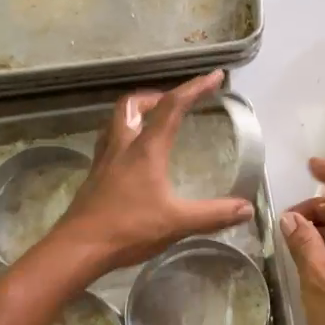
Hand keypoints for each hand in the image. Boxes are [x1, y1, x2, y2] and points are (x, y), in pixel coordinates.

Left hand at [52, 71, 253, 272]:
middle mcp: (122, 147)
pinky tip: (133, 158)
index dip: (195, 88)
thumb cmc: (128, 229)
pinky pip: (109, 143)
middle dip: (156, 97)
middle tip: (174, 103)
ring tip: (154, 123)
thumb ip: (213, 214)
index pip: (172, 107)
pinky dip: (124, 138)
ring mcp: (104, 161)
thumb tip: (247, 208)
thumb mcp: (177, 223)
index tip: (214, 76)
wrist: (78, 248)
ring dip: (136, 114)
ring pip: (115, 122)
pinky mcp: (94, 178)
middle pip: (132, 105)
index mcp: (146, 150)